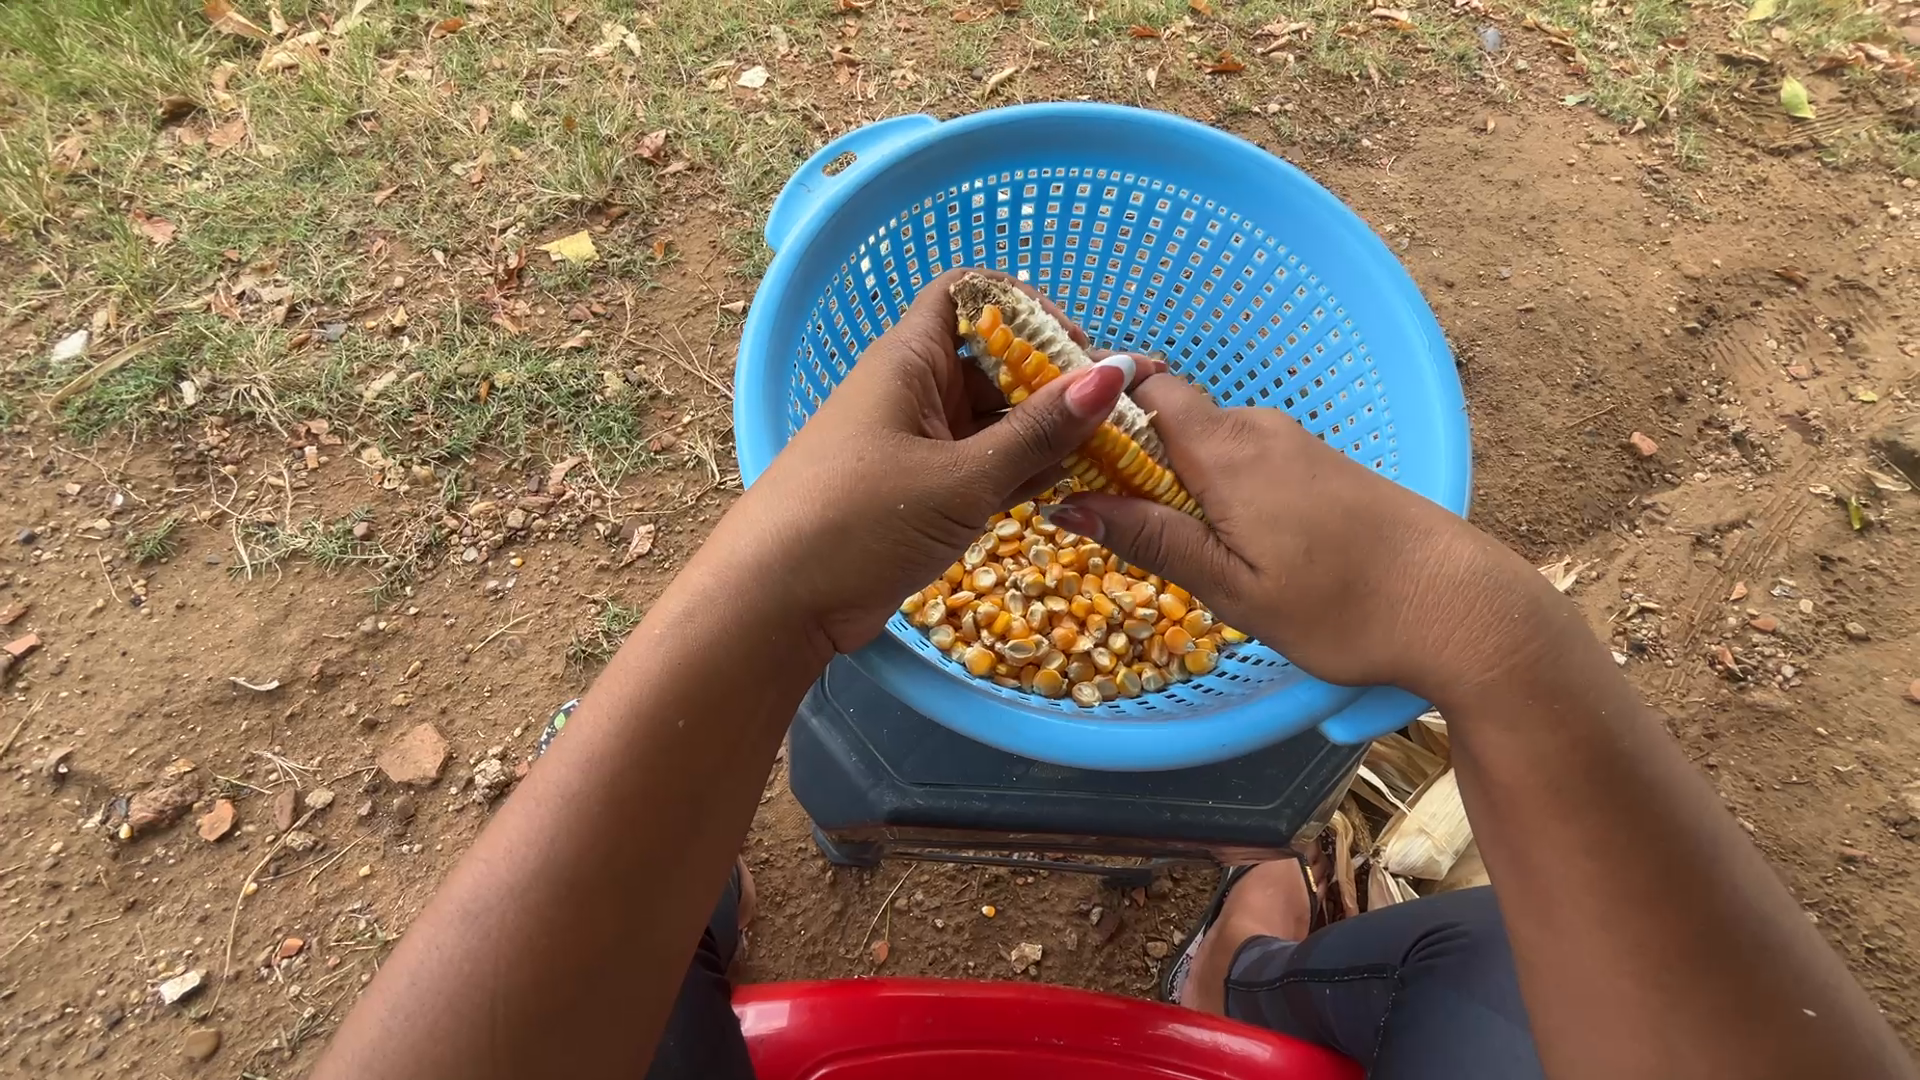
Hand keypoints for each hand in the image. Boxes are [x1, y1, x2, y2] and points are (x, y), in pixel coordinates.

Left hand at [707, 269, 1145, 655]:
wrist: (777, 602)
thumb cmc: (861, 520)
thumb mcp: (961, 477)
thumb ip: (1038, 431)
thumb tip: (1113, 373)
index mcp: (909, 360)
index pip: (969, 297)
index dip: (1025, 309)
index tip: (1078, 347)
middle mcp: (913, 394)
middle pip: (992, 364)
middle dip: (1050, 383)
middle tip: (1110, 416)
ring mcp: (916, 446)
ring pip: (991, 422)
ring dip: (1040, 436)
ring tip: (1102, 456)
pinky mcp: (919, 494)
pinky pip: (980, 467)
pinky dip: (1017, 474)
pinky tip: (1064, 488)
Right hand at [1043, 375, 1536, 692]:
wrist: (1461, 609)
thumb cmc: (1339, 605)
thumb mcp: (1230, 586)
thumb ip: (1149, 539)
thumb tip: (1068, 504)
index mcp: (1227, 449)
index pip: (1146, 387)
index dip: (1102, 401)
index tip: (1067, 441)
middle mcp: (1257, 429)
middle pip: (1170, 415)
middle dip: (1128, 451)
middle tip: (1103, 510)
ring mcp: (1292, 442)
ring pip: (1204, 437)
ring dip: (1170, 472)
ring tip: (1157, 531)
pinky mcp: (1316, 462)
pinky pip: (1239, 454)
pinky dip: (1209, 480)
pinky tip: (1216, 530)